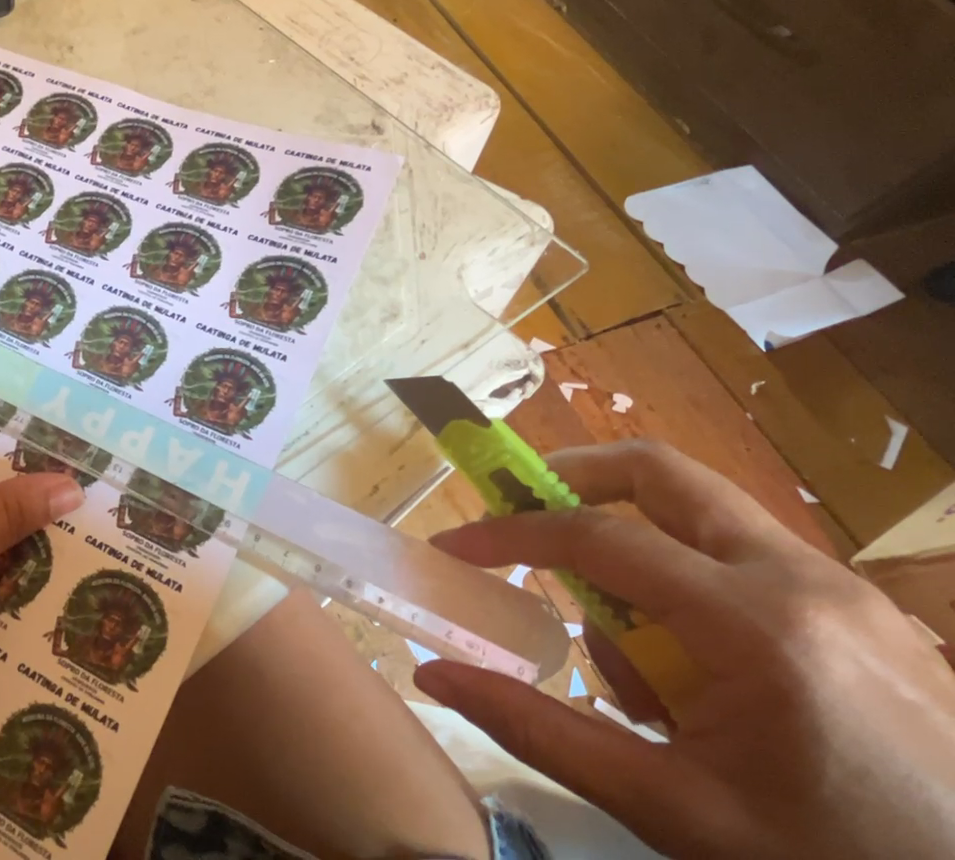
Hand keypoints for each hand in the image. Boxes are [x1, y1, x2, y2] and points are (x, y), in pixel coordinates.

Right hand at [416, 440, 954, 858]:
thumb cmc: (827, 859)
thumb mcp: (670, 808)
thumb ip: (541, 731)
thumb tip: (433, 678)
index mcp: (756, 624)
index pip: (597, 537)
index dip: (509, 533)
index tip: (453, 546)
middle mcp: (804, 580)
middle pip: (661, 475)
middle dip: (573, 480)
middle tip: (518, 517)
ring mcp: (843, 591)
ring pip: (700, 518)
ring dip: (634, 551)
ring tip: (632, 662)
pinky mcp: (863, 613)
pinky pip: (742, 561)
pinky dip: (685, 582)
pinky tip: (690, 670)